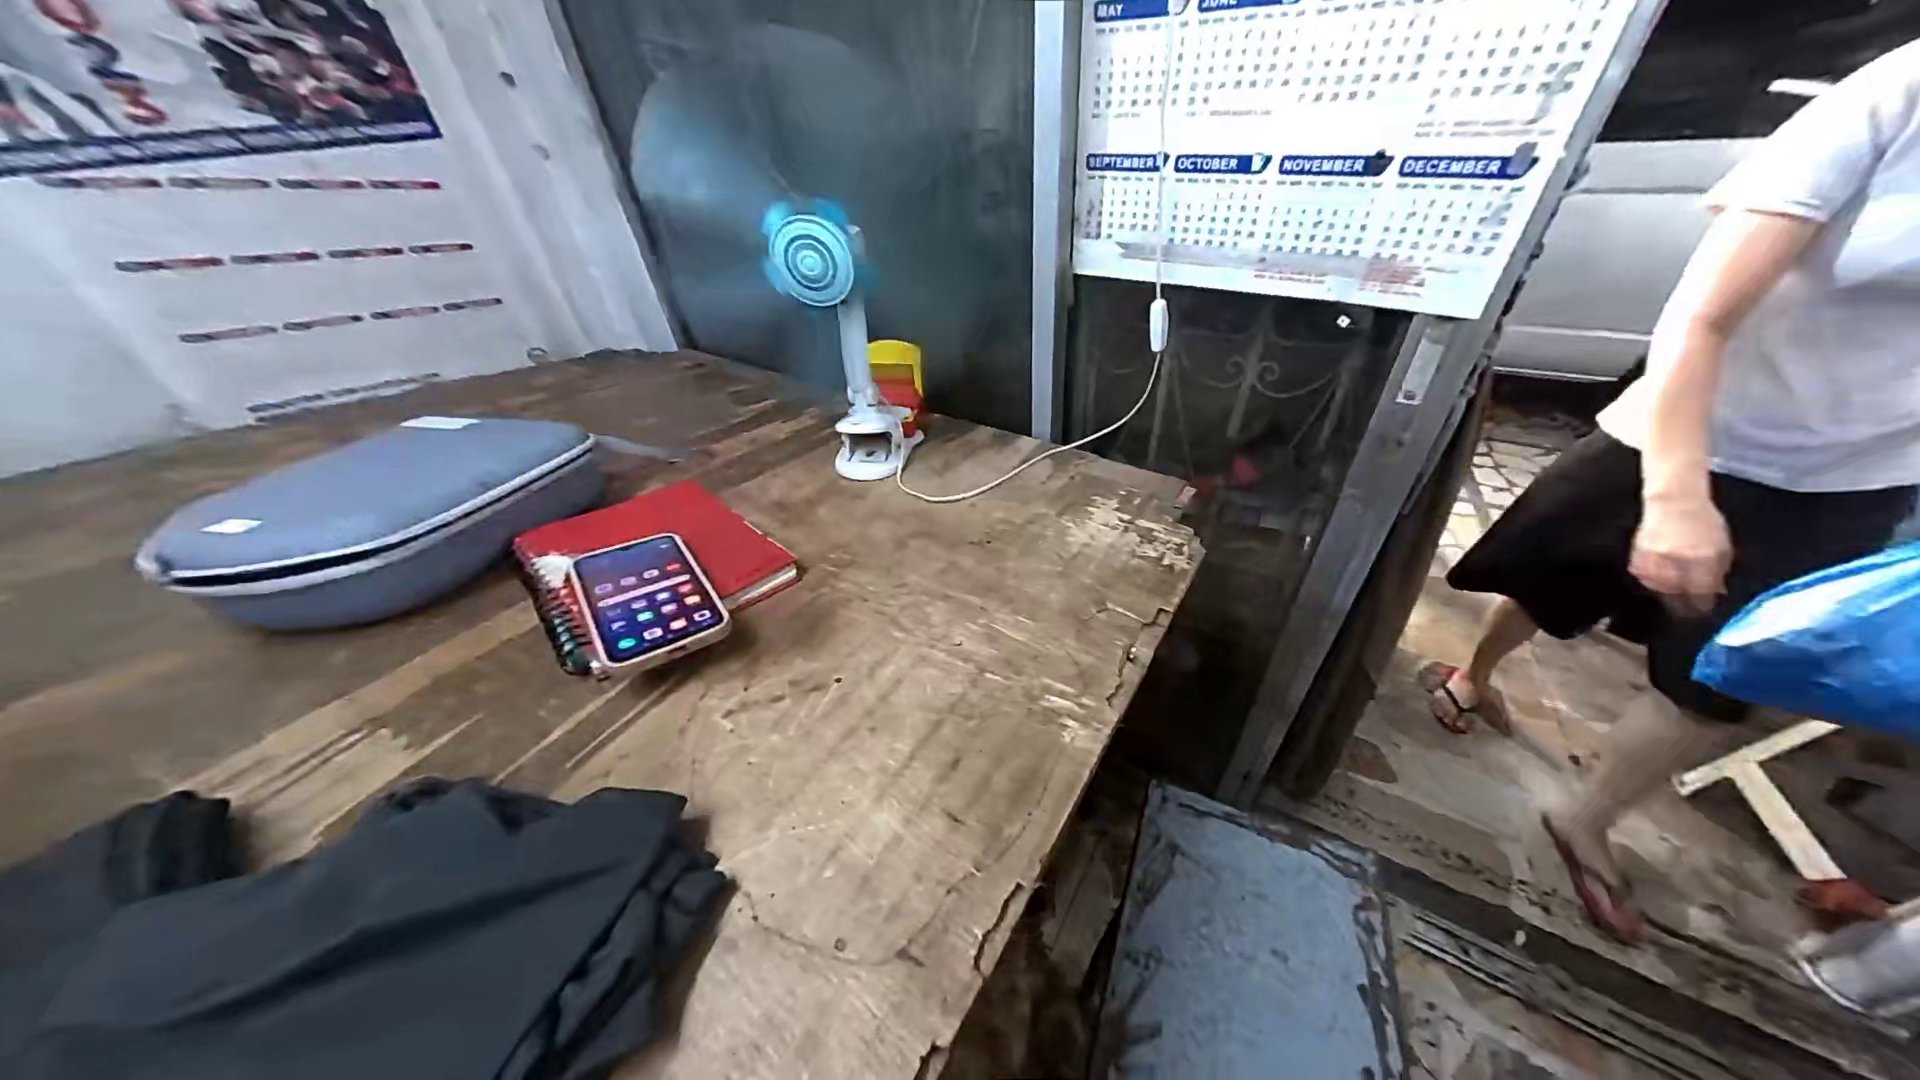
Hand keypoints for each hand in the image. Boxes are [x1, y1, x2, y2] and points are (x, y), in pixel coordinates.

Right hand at [1630, 493, 1731, 615]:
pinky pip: (1643, 577)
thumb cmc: (1704, 522)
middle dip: (1682, 605)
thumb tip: (1716, 591)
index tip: (1704, 614)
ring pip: (1658, 587)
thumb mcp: (1722, 546)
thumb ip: (1719, 570)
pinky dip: (1651, 582)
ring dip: (1666, 595)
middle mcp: (1675, 561)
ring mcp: (1653, 559)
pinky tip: (1657, 583)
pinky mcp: (1637, 556)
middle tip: (1686, 614)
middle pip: (1676, 594)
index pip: (1701, 592)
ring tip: (1672, 600)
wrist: (1673, 503)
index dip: (1702, 605)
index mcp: (1702, 559)